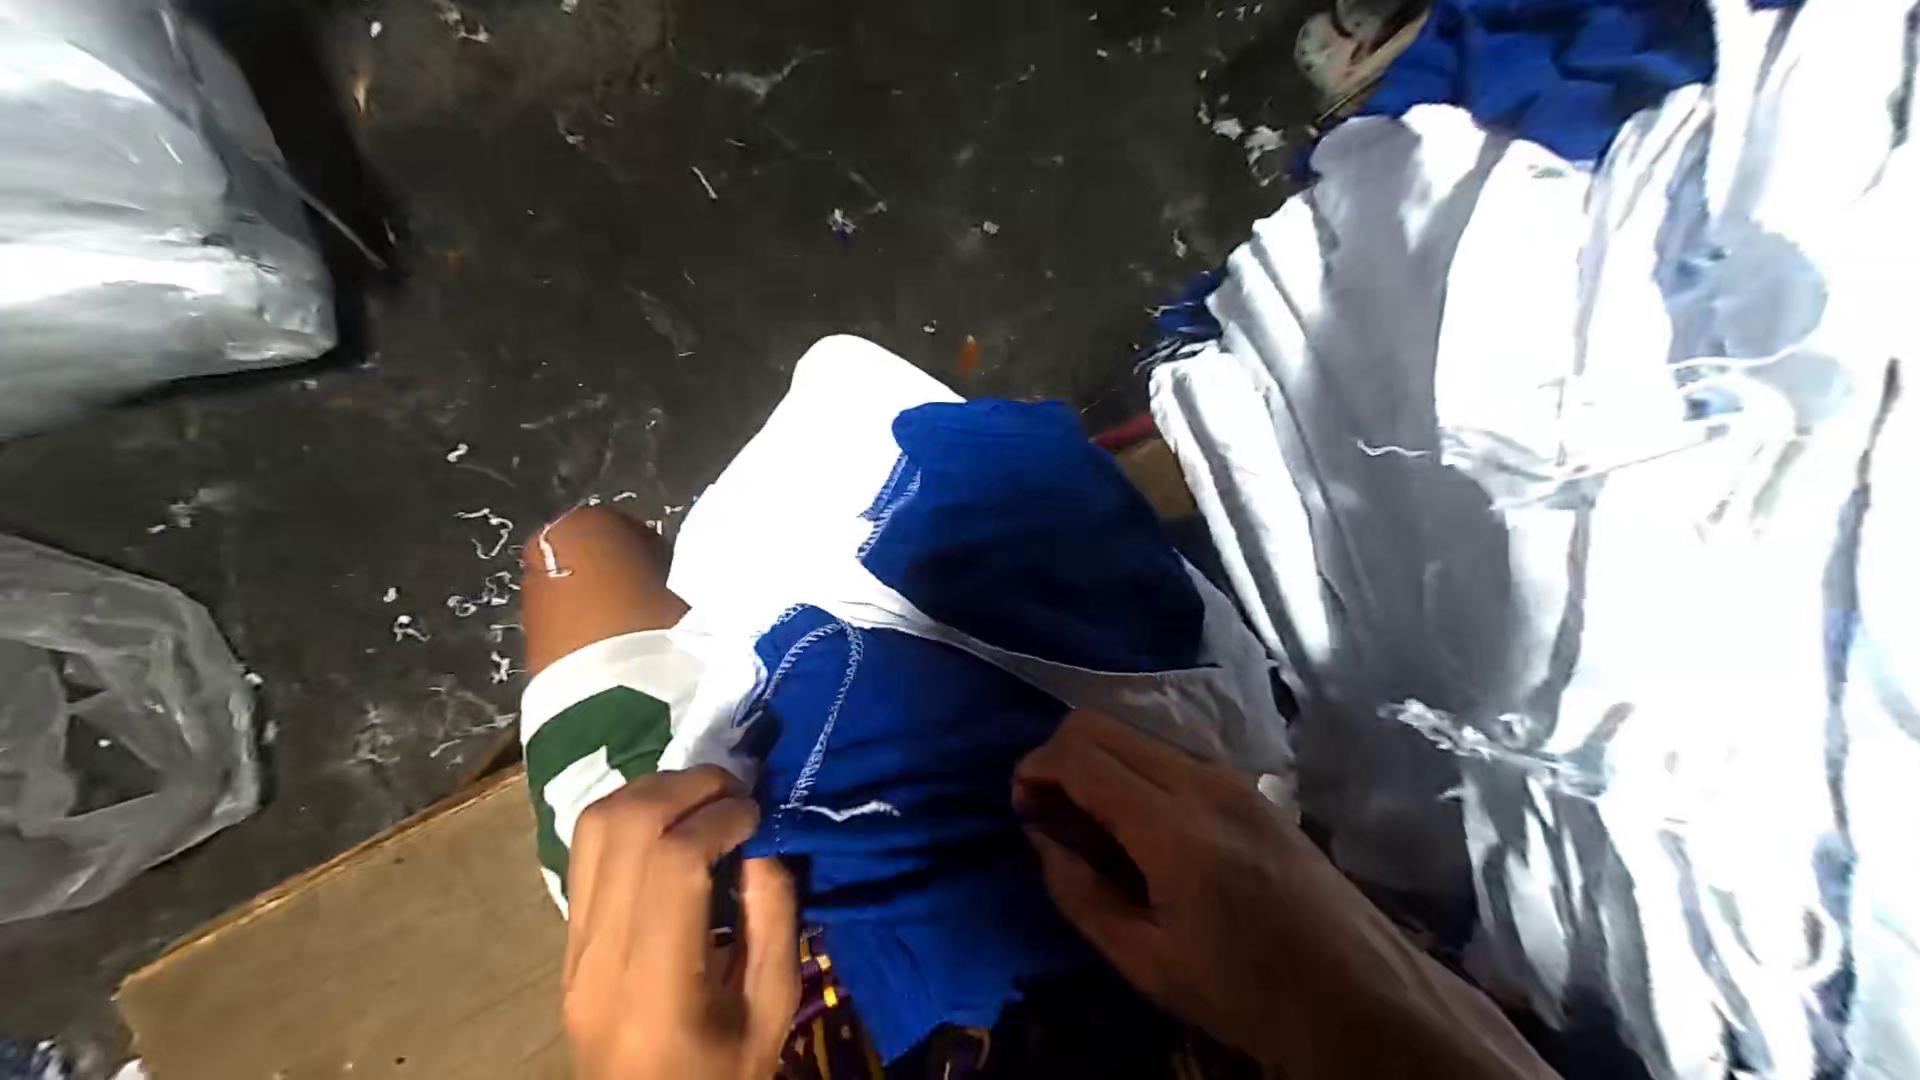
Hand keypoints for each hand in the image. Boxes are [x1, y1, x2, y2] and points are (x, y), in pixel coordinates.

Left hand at [563, 766, 798, 1079]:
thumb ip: (774, 912)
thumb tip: (762, 837)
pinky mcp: (569, 932)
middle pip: (626, 824)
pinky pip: (591, 841)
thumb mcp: (773, 1001)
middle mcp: (597, 957)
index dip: (722, 817)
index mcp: (652, 989)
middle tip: (736, 794)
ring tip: (707, 799)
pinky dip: (638, 808)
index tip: (758, 815)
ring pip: (599, 820)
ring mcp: (573, 942)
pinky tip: (676, 820)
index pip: (673, 862)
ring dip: (661, 788)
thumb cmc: (722, 1073)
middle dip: (692, 786)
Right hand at [1014, 709, 1554, 1079]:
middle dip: (1057, 754)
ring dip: (1094, 761)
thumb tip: (1040, 836)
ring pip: (1132, 734)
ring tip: (1089, 821)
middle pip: (1100, 725)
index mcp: (1172, 828)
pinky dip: (1129, 770)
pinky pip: (1165, 754)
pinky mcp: (1244, 784)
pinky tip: (1136, 823)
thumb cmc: (1251, 992)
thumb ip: (1079, 893)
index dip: (1036, 766)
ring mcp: (1227, 776)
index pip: (1081, 755)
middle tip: (1047, 808)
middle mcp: (1199, 780)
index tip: (1021, 801)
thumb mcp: (1148, 963)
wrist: (1369, 998)